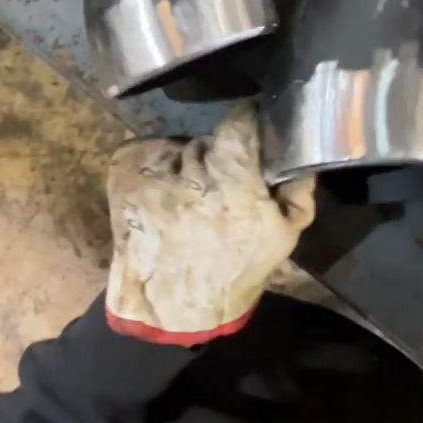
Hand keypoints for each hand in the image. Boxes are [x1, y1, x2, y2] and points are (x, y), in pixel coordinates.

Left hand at [104, 104, 316, 343]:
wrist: (172, 302)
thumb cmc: (234, 269)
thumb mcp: (283, 237)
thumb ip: (298, 191)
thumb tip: (297, 153)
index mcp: (234, 185)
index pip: (239, 126)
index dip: (247, 120)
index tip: (250, 124)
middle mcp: (190, 174)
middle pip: (207, 139)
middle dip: (216, 153)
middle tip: (219, 179)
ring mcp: (151, 173)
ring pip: (177, 147)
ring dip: (185, 163)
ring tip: (189, 195)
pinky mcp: (124, 174)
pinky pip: (147, 153)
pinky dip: (156, 166)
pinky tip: (162, 196)